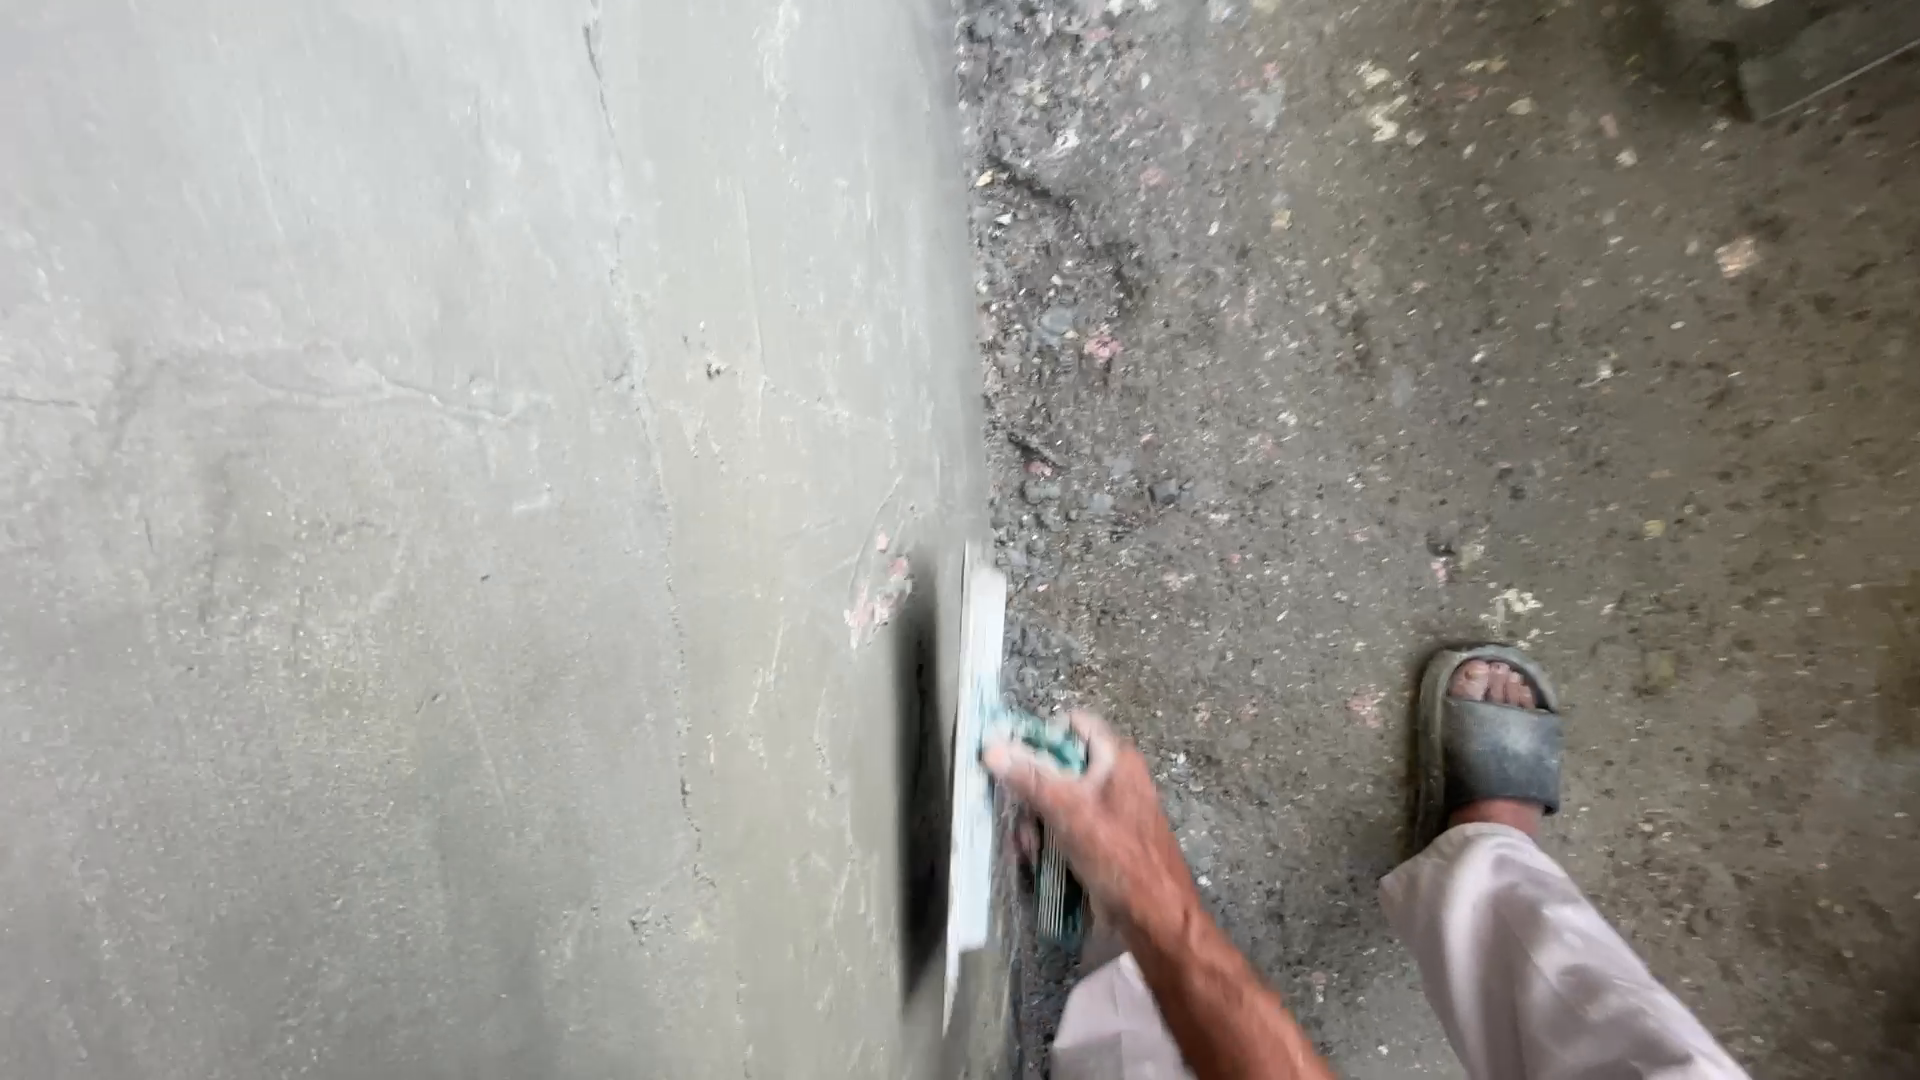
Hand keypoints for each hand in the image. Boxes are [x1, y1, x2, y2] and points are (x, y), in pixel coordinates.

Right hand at [983, 710, 1198, 943]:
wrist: (1157, 920)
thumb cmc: (1119, 857)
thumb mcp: (1069, 811)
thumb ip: (1029, 777)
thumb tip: (991, 748)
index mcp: (1116, 758)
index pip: (1072, 724)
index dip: (1041, 735)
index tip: (1012, 758)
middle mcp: (1114, 776)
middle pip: (1060, 763)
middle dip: (1032, 788)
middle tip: (1018, 811)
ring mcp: (1109, 808)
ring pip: (1058, 796)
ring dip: (1037, 819)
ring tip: (1029, 846)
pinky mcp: (1103, 836)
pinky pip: (1067, 822)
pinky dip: (1050, 836)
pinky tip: (1039, 858)